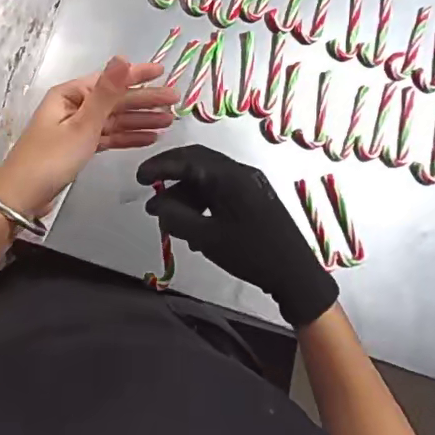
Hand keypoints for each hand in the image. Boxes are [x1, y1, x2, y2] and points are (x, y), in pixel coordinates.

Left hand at [0, 56, 177, 218]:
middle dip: (145, 101)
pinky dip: (126, 138)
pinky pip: (107, 138)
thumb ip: (106, 93)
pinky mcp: (77, 149)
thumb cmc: (50, 159)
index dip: (137, 75)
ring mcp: (74, 129)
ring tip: (168, 122)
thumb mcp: (82, 125)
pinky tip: (147, 139)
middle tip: (175, 101)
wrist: (22, 198)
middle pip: (114, 101)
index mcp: (69, 95)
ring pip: (113, 121)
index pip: (110, 80)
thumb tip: (122, 58)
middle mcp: (72, 108)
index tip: (163, 72)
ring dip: (139, 121)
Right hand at [136, 144, 339, 326]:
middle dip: (170, 176)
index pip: (189, 160)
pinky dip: (199, 204)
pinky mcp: (252, 201)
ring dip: (183, 195)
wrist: (295, 275)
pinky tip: (188, 226)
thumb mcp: (207, 237)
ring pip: (207, 182)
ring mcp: (249, 187)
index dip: (160, 166)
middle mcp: (241, 174)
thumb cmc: (251, 254)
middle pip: (198, 165)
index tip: (139, 178)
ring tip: (163, 217)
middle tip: (148, 189)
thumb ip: (178, 217)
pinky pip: (219, 194)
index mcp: (231, 177)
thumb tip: (159, 205)